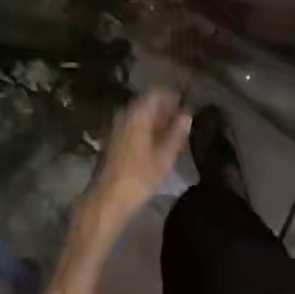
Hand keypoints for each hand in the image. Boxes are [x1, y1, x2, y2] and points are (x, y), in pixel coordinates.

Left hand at [81, 89, 191, 232]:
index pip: (156, 94)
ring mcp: (117, 127)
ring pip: (140, 115)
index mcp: (137, 115)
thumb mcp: (164, 157)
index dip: (172, 98)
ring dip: (156, 120)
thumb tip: (187, 116)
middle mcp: (125, 115)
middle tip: (181, 123)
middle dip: (165, 110)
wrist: (108, 200)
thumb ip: (177, 133)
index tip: (185, 107)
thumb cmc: (139, 178)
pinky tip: (156, 145)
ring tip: (172, 135)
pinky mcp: (113, 139)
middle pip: (147, 103)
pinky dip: (146, 129)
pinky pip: (133, 125)